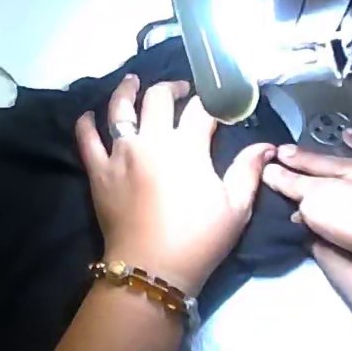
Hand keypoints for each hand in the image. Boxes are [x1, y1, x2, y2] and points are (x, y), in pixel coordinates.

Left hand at [75, 76, 273, 296]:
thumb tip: (266, 145)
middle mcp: (152, 140)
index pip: (201, 110)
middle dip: (171, 87)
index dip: (211, 101)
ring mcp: (121, 153)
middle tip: (179, 90)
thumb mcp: (236, 208)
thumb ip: (248, 171)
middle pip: (158, 98)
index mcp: (187, 146)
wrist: (151, 270)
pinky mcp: (99, 170)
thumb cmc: (199, 239)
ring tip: (131, 81)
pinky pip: (87, 139)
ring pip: (120, 109)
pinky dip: (86, 123)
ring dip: (126, 90)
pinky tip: (88, 114)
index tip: (217, 103)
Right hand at [264, 129, 351, 350]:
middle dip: (302, 173)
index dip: (294, 199)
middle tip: (270, 162)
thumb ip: (339, 268)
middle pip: (341, 181)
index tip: (266, 184)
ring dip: (326, 158)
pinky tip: (351, 136)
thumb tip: (311, 234)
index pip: (326, 207)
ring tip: (293, 151)